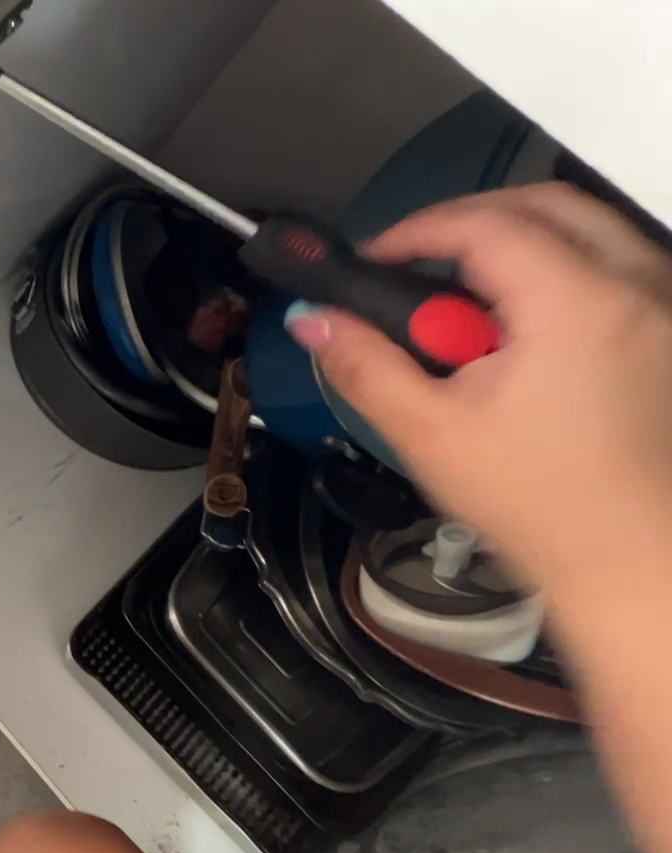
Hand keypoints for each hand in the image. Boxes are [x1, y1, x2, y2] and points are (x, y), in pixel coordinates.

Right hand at [287, 183, 671, 592]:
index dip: (413, 232)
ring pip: (581, 232)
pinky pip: (604, 268)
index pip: (488, 225)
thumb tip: (313, 321)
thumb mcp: (424, 429)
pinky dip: (541, 277)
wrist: (628, 549)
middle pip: (546, 205)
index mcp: (579, 306)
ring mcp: (663, 309)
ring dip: (503, 249)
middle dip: (460, 223)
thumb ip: (362, 364)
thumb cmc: (539, 497)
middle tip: (400, 264)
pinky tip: (499, 333)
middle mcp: (642, 289)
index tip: (367, 259)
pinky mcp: (664, 333)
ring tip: (445, 311)